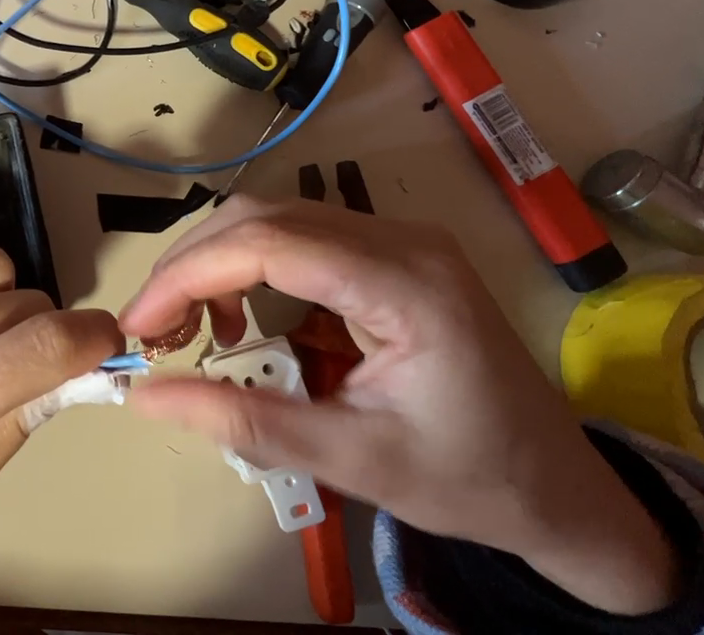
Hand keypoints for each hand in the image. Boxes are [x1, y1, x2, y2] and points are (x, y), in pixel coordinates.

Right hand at [121, 197, 678, 614]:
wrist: (562, 486)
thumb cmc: (470, 479)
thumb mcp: (353, 461)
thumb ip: (246, 421)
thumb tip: (145, 395)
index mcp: (408, 286)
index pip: (270, 244)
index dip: (190, 274)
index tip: (141, 325)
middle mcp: (401, 240)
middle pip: (262, 216)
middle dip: (191, 264)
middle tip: (153, 326)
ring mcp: (396, 239)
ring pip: (271, 216)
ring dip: (213, 261)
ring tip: (186, 322)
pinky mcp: (387, 252)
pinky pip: (293, 235)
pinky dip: (244, 266)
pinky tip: (236, 313)